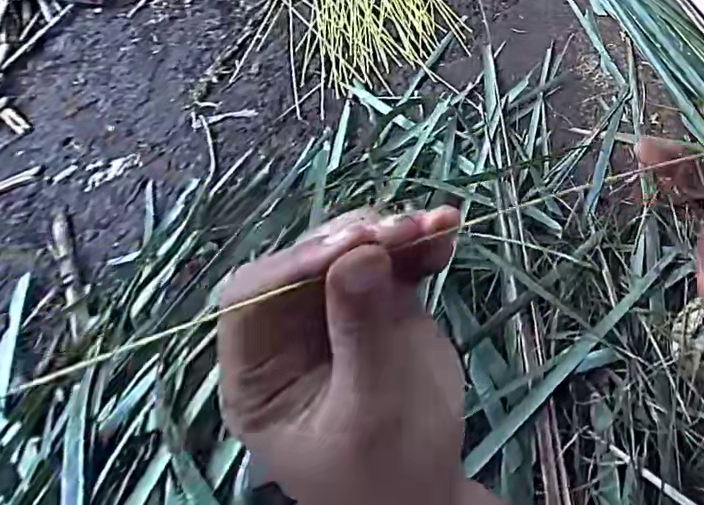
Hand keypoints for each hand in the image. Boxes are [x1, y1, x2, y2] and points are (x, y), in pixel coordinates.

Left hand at [218, 207, 465, 504]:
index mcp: (260, 370)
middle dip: (360, 236)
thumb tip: (360, 253)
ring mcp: (340, 309)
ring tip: (439, 224)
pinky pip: (397, 257)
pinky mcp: (383, 299)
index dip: (297, 262)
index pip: (254, 296)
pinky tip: (448, 232)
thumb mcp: (369, 407)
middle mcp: (292, 331)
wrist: (431, 487)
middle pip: (312, 259)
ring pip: (358, 247)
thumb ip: (360, 331)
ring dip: (399, 229)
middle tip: (409, 229)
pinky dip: (423, 241)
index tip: (355, 246)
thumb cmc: (385, 470)